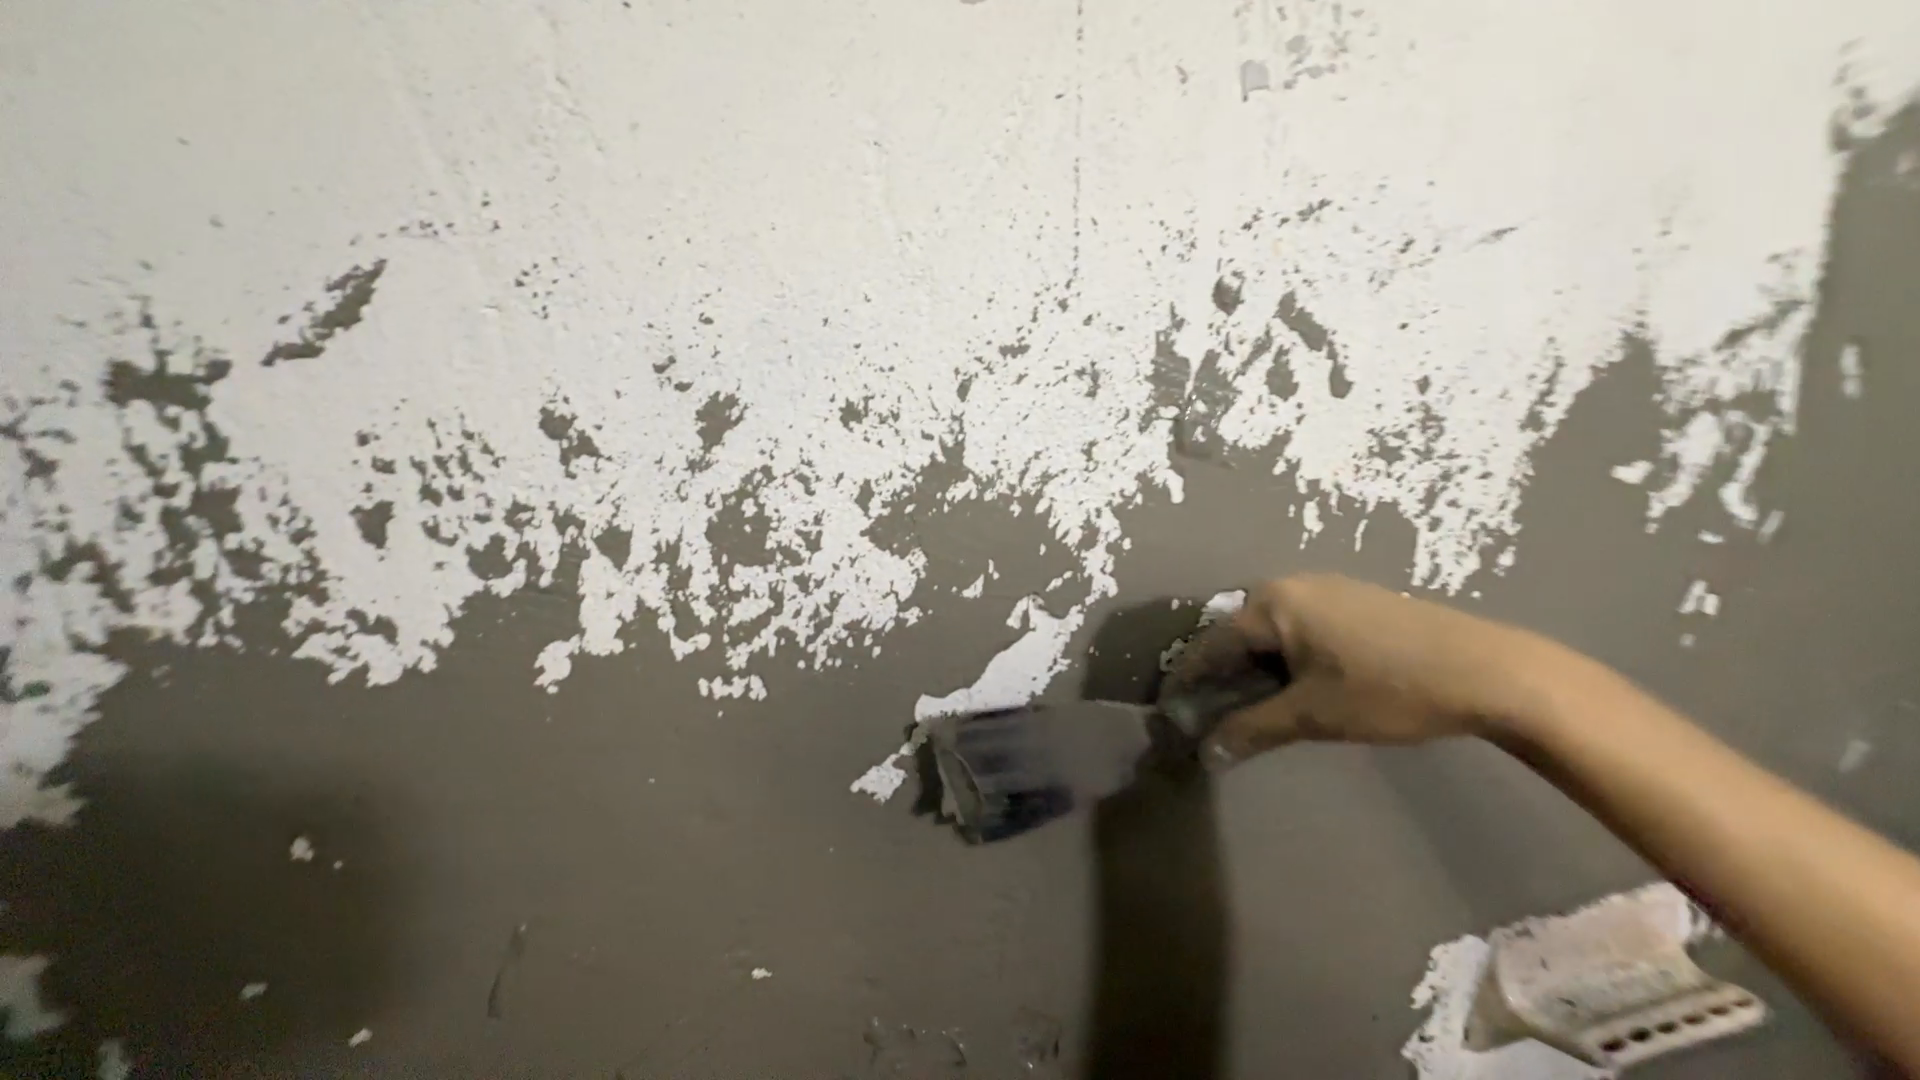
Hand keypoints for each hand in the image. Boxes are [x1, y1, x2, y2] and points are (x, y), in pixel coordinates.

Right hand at [1173, 574, 1568, 766]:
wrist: (1490, 671)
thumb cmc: (1388, 689)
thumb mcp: (1312, 715)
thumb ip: (1251, 730)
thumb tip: (1205, 754)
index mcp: (1273, 603)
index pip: (1211, 644)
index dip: (1188, 681)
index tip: (1170, 712)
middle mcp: (1292, 585)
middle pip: (1238, 634)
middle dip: (1221, 677)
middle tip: (1211, 716)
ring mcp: (1328, 590)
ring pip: (1270, 632)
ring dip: (1254, 670)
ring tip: (1250, 709)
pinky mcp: (1356, 603)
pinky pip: (1299, 629)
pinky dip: (1284, 660)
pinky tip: (1295, 688)